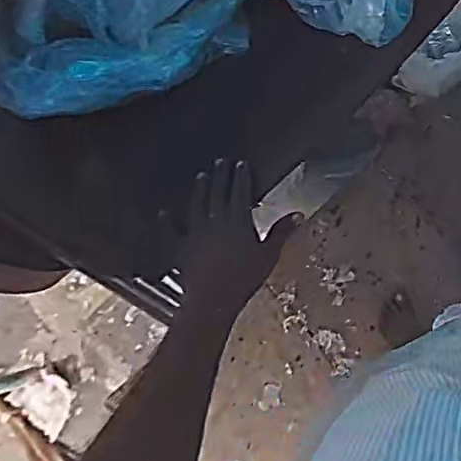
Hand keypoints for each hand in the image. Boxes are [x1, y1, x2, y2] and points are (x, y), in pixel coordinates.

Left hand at [171, 160, 298, 320]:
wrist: (213, 298)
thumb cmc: (245, 276)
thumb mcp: (269, 254)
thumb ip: (281, 232)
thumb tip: (297, 215)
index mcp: (237, 219)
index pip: (240, 190)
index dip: (241, 176)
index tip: (241, 164)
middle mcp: (215, 220)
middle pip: (217, 192)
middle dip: (220, 175)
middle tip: (220, 162)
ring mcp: (195, 232)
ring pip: (197, 204)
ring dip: (199, 189)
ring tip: (200, 177)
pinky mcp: (181, 247)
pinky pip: (172, 231)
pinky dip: (167, 221)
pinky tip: (163, 213)